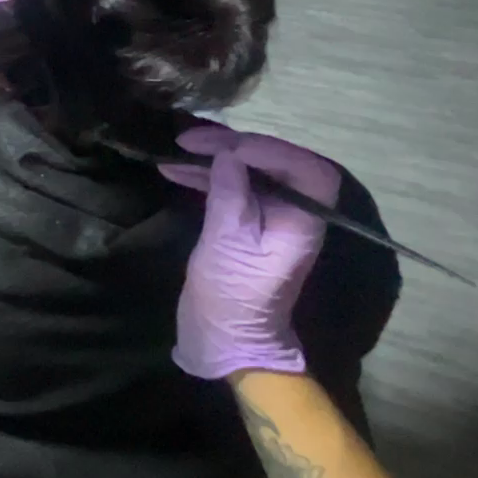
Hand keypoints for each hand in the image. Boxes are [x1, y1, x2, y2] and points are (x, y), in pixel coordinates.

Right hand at [159, 126, 341, 378]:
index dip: (266, 148)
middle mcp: (294, 212)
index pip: (302, 167)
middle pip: (274, 163)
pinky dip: (205, 175)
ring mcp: (270, 217)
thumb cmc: (232, 296)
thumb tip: (228, 155)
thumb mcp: (227, 245)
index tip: (223, 147)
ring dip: (213, 158)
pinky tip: (174, 169)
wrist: (225, 336)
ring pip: (248, 172)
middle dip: (232, 146)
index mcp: (303, 220)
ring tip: (175, 151)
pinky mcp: (245, 222)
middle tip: (189, 140)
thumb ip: (231, 196)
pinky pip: (231, 187)